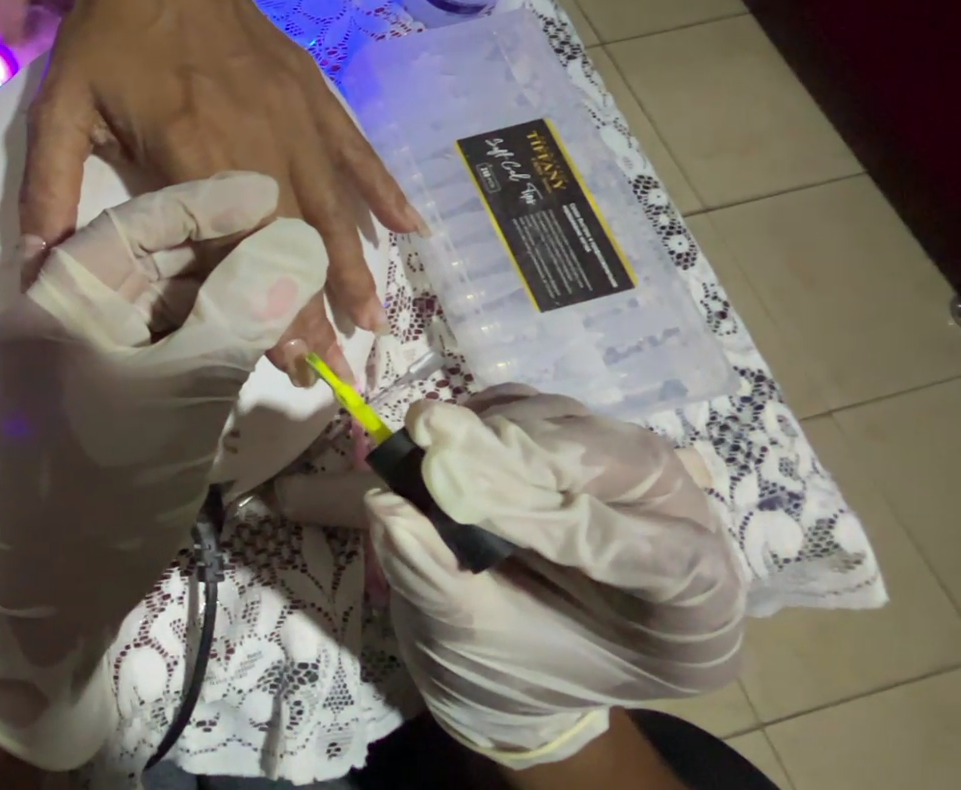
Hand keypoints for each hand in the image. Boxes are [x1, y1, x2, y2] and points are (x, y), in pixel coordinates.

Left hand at [0, 172, 325, 769]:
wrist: (60, 592)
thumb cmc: (108, 485)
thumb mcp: (182, 391)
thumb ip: (240, 311)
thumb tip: (300, 240)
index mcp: (55, 298)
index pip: (133, 224)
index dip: (205, 203)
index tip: (274, 190)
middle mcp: (62, 313)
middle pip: (149, 258)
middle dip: (223, 253)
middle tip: (296, 246)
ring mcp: (81, 352)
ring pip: (161, 301)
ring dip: (224, 299)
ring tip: (292, 297)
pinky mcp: (105, 386)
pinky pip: (161, 341)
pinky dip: (208, 337)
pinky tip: (257, 339)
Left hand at [18, 0, 420, 384]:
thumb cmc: (107, 36)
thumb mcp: (60, 111)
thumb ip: (47, 191)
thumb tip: (39, 270)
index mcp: (194, 150)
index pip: (233, 249)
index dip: (257, 309)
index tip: (280, 362)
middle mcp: (259, 139)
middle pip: (291, 239)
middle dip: (312, 310)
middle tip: (336, 372)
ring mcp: (295, 114)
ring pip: (331, 206)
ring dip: (351, 269)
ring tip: (371, 325)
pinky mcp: (312, 93)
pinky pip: (355, 150)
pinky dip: (381, 192)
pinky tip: (410, 230)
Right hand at [370, 386, 745, 768]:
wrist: (494, 660)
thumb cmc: (495, 668)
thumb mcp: (463, 643)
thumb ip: (429, 576)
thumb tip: (386, 506)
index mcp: (692, 622)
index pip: (660, 553)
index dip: (556, 516)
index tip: (457, 492)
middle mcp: (683, 537)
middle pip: (633, 465)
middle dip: (530, 450)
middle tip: (437, 434)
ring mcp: (629, 483)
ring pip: (586, 426)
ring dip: (503, 426)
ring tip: (431, 437)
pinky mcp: (571, 448)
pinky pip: (541, 408)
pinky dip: (489, 412)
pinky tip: (446, 433)